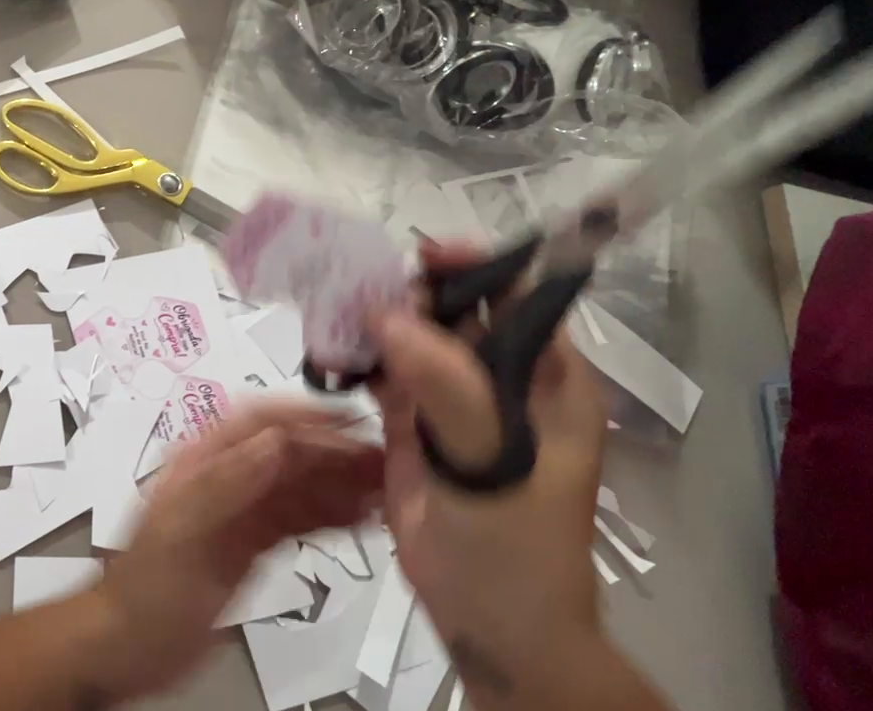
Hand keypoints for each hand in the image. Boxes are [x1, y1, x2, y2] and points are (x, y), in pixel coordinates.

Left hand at [80, 401, 383, 701]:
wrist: (129, 643)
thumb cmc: (146, 587)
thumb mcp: (185, 529)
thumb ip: (228, 482)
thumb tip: (275, 442)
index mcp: (199, 463)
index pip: (259, 422)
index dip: (305, 416)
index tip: (352, 424)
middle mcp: (222, 478)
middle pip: (286, 450)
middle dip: (335, 452)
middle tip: (386, 463)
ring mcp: (238, 511)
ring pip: (298, 483)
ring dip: (340, 482)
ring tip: (386, 489)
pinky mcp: (251, 544)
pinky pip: (297, 518)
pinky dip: (330, 515)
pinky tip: (361, 517)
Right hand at [367, 242, 610, 701]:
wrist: (487, 619)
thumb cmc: (513, 541)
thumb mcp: (493, 462)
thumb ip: (449, 388)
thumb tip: (390, 317)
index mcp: (546, 380)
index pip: (520, 299)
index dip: (479, 267)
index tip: (425, 254)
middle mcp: (500, 379)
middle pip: (454, 311)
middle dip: (409, 290)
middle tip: (355, 284)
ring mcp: (451, 400)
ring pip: (411, 338)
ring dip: (373, 320)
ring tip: (330, 309)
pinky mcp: (410, 423)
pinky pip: (381, 373)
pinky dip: (354, 357)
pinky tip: (326, 350)